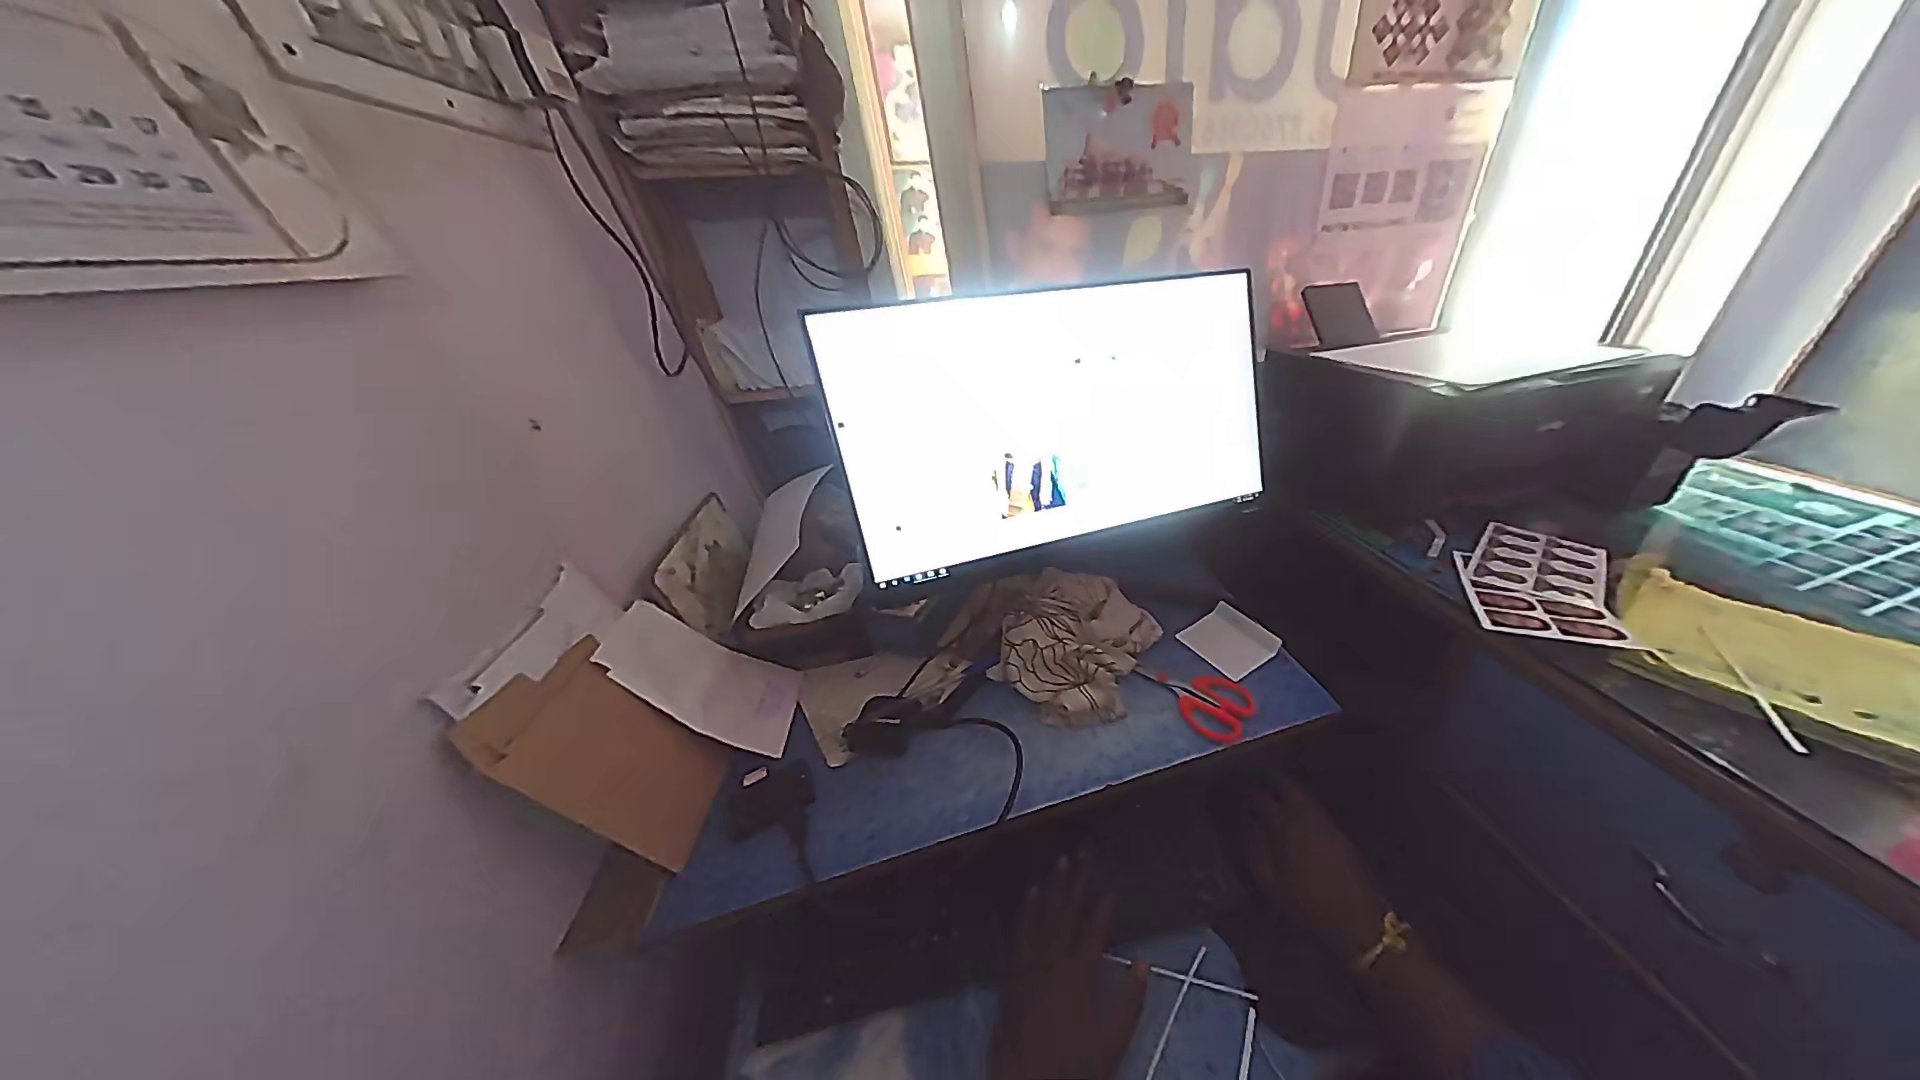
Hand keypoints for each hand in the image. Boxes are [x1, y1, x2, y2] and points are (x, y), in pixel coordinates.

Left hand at [989, 857, 1148, 1079]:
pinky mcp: (1012, 970)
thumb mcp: (1112, 1039)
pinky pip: (1021, 929)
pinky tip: (1029, 894)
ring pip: (1042, 914)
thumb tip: (1143, 963)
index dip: (1104, 906)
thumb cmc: (1074, 1064)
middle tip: (1082, 855)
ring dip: (1052, 887)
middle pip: (1067, 912)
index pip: (1095, 929)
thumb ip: (1129, 1000)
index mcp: (1080, 973)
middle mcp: (1053, 958)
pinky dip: (1027, 909)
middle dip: (1077, 882)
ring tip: (1059, 863)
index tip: (1111, 885)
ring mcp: (1029, 961)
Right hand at [1239, 780, 1392, 958]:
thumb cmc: (1308, 907)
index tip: (1234, 787)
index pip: (1260, 795)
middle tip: (1252, 782)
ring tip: (1269, 791)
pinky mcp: (1339, 831)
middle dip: (1266, 779)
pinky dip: (1299, 798)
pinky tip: (1292, 808)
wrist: (1360, 924)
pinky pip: (1314, 804)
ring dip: (1284, 786)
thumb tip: (1243, 819)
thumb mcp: (1270, 882)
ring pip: (1302, 792)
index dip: (1245, 788)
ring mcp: (1326, 822)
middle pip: (1285, 784)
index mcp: (1285, 827)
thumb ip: (1252, 846)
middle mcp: (1306, 817)